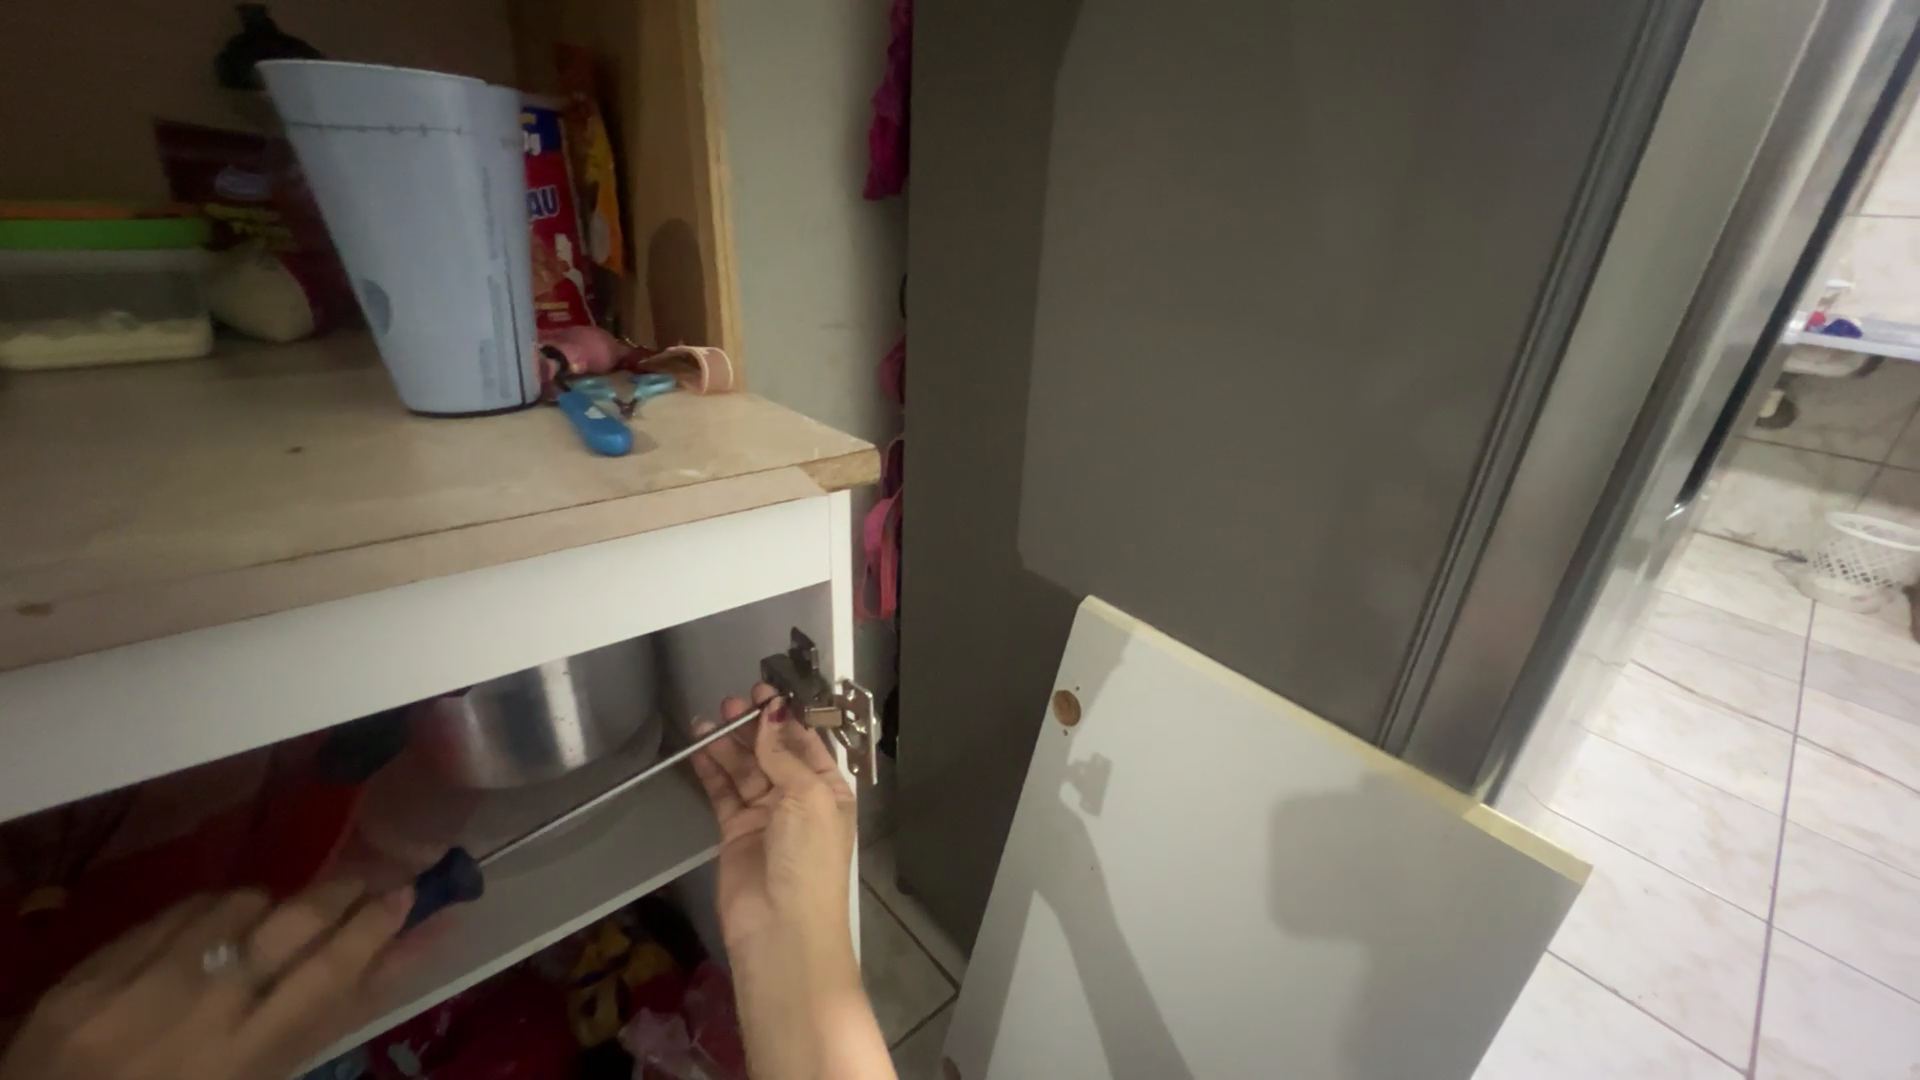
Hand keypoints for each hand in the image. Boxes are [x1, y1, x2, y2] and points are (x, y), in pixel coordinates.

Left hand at [0, 880, 413, 1079]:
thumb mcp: (273, 1071)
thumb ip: (349, 1002)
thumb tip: (427, 932)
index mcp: (245, 1056)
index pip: (335, 966)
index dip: (379, 920)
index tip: (404, 893)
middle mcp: (194, 1016)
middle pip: (295, 920)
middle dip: (339, 891)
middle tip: (356, 887)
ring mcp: (130, 991)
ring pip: (241, 902)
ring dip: (268, 906)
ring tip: (265, 924)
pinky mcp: (84, 975)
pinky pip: (176, 911)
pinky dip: (207, 914)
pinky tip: (206, 936)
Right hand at [692, 686, 893, 1079]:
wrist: (782, 930)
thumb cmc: (808, 859)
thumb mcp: (806, 797)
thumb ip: (783, 754)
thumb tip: (772, 711)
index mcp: (829, 788)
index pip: (807, 742)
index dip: (786, 716)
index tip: (765, 690)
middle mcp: (799, 798)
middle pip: (773, 751)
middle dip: (754, 726)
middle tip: (733, 701)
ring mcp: (767, 814)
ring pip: (746, 768)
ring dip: (730, 743)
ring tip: (711, 716)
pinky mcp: (736, 831)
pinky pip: (724, 791)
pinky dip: (712, 768)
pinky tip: (699, 745)